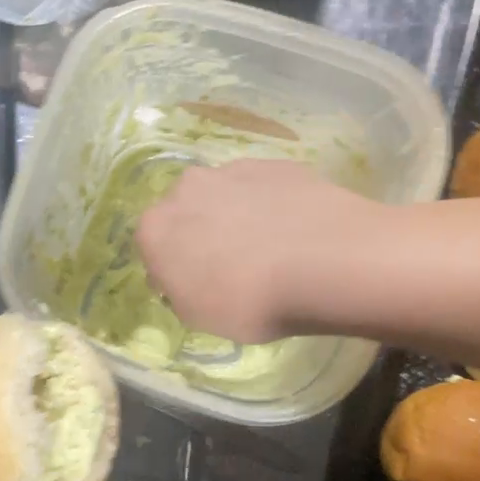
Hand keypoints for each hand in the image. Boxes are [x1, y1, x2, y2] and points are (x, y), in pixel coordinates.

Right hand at [136, 160, 375, 343]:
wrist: (327, 263)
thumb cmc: (249, 302)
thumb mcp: (199, 317)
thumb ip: (181, 291)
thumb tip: (188, 276)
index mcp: (155, 228)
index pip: (152, 247)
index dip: (173, 267)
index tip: (196, 286)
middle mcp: (185, 189)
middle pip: (185, 212)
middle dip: (200, 233)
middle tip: (231, 266)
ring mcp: (232, 170)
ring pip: (224, 196)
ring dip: (236, 215)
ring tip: (270, 248)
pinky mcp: (276, 163)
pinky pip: (263, 189)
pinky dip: (272, 205)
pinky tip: (296, 232)